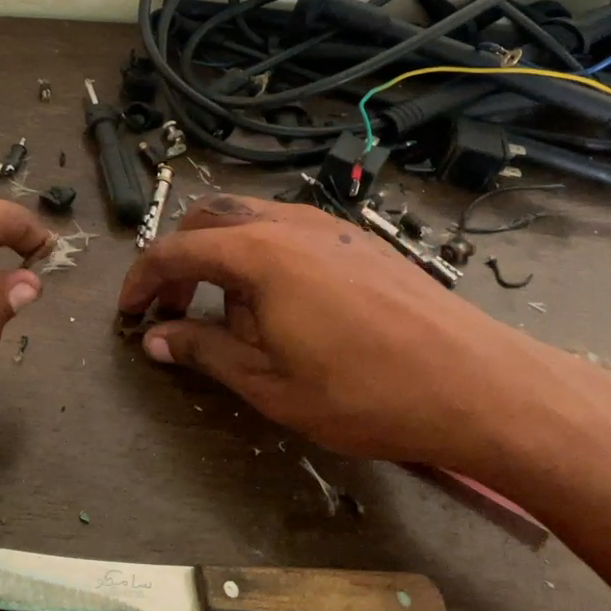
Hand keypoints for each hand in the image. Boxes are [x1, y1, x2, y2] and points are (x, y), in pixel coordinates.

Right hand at [119, 194, 610, 473]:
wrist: (482, 386)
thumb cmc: (365, 392)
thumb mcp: (269, 385)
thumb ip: (203, 351)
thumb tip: (153, 338)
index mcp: (255, 253)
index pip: (173, 250)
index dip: (141, 280)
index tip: (128, 313)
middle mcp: (286, 223)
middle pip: (207, 219)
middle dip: (178, 259)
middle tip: (172, 308)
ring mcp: (328, 226)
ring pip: (249, 218)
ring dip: (219, 253)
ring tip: (227, 310)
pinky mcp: (360, 239)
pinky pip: (288, 229)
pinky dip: (259, 253)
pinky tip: (280, 301)